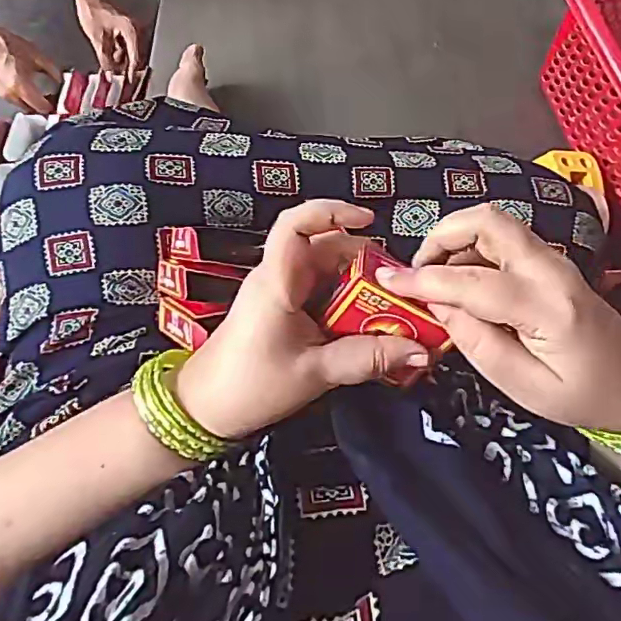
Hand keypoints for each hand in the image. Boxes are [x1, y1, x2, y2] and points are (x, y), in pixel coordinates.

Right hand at [0, 14, 62, 112]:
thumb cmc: (10, 46)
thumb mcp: (37, 56)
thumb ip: (52, 71)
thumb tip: (63, 81)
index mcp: (21, 89)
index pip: (42, 108)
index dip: (55, 107)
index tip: (65, 103)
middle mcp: (11, 97)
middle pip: (33, 110)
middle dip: (46, 107)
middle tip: (58, 99)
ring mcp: (3, 95)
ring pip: (24, 106)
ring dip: (36, 103)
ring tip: (49, 94)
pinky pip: (17, 100)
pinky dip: (27, 99)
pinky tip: (35, 90)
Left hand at [74, 0, 144, 75]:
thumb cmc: (93, 13)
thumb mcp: (98, 40)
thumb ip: (105, 60)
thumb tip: (109, 74)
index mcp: (131, 32)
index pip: (135, 58)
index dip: (131, 72)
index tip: (129, 82)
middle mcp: (133, 31)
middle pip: (133, 56)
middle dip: (123, 67)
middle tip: (115, 77)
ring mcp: (129, 31)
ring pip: (127, 52)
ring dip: (118, 60)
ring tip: (107, 65)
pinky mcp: (123, 31)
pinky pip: (123, 46)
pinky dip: (116, 53)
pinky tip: (107, 57)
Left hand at [174, 201, 429, 439]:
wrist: (204, 409)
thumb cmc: (248, 385)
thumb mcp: (314, 373)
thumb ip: (367, 358)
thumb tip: (416, 349)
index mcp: (277, 281)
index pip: (296, 224)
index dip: (331, 211)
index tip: (367, 219)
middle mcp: (278, 277)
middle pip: (324, 246)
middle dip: (363, 259)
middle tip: (396, 282)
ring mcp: (281, 291)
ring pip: (327, 270)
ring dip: (358, 283)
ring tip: (388, 304)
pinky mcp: (284, 308)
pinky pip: (322, 291)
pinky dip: (347, 300)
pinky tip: (366, 321)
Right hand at [375, 204, 620, 433]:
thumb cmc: (585, 396)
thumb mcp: (524, 387)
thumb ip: (476, 342)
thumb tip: (437, 304)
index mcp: (548, 308)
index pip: (473, 281)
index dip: (424, 279)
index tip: (389, 280)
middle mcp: (551, 269)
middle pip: (489, 220)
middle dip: (442, 234)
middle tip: (418, 269)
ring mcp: (554, 258)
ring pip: (495, 221)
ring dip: (456, 237)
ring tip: (436, 276)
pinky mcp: (551, 259)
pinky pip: (504, 236)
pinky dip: (472, 244)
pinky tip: (462, 276)